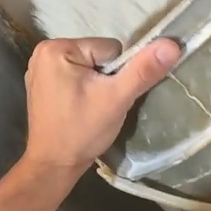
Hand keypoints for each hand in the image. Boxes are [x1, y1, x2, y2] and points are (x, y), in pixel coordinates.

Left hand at [23, 37, 179, 172]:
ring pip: (89, 66)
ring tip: (90, 108)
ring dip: (96, 84)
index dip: (118, 74)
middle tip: (100, 104)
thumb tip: (171, 44)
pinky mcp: (41, 84)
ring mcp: (40, 68)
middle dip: (106, 78)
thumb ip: (143, 70)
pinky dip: (82, 89)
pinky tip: (79, 109)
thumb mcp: (117, 99)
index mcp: (57, 47)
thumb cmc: (82, 131)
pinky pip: (75, 76)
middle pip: (99, 56)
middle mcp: (45, 51)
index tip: (108, 96)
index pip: (110, 48)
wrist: (54, 166)